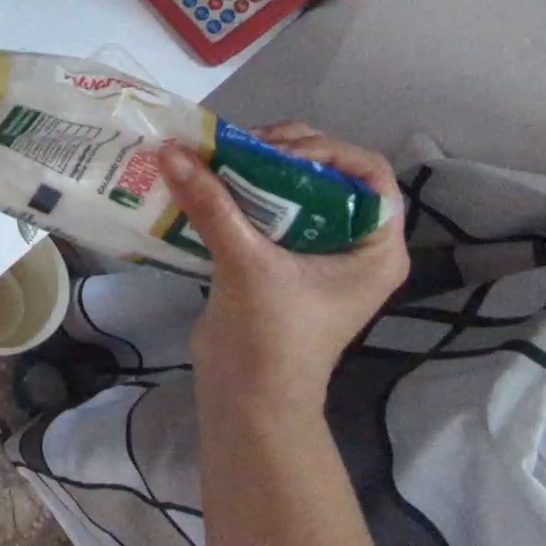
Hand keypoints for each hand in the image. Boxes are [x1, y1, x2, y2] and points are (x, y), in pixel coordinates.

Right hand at [164, 123, 408, 416]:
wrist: (247, 395)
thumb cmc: (271, 335)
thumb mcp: (245, 263)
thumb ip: (211, 205)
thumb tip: (171, 150)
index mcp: (374, 247)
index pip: (368, 174)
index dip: (324, 152)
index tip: (272, 152)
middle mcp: (352, 245)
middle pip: (327, 175)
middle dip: (282, 154)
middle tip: (240, 150)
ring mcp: (314, 254)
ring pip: (292, 191)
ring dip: (254, 171)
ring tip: (216, 163)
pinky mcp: (277, 261)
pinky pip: (264, 212)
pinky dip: (236, 194)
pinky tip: (204, 187)